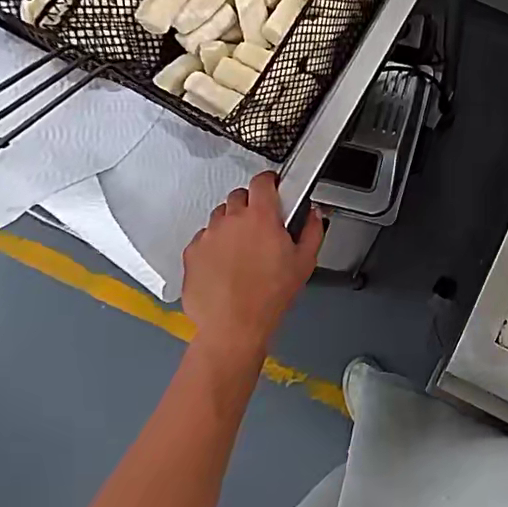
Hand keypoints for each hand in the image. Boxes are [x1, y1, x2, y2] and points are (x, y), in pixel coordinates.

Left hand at [181, 171, 324, 360]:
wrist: (234, 325)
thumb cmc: (268, 297)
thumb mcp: (305, 262)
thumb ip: (312, 230)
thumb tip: (314, 216)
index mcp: (261, 217)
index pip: (262, 181)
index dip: (270, 181)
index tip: (274, 187)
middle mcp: (231, 220)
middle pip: (239, 195)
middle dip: (251, 205)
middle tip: (262, 225)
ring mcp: (209, 235)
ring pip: (220, 216)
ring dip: (232, 224)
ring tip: (244, 249)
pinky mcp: (192, 252)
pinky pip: (204, 238)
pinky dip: (215, 245)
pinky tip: (227, 264)